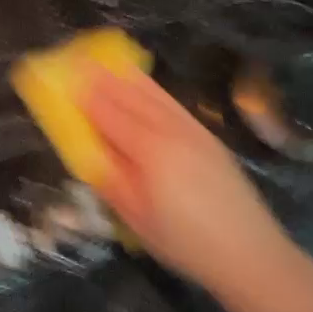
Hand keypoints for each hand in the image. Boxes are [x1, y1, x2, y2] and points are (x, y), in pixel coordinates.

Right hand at [83, 66, 293, 292]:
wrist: (248, 253)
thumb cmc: (183, 242)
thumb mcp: (136, 218)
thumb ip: (111, 181)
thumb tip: (89, 156)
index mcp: (151, 153)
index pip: (111, 117)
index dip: (87, 97)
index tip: (65, 78)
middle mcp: (173, 134)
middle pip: (134, 100)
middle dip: (106, 79)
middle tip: (81, 59)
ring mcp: (195, 134)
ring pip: (158, 98)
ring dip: (130, 80)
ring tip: (110, 63)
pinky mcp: (209, 141)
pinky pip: (175, 107)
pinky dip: (156, 93)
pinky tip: (148, 90)